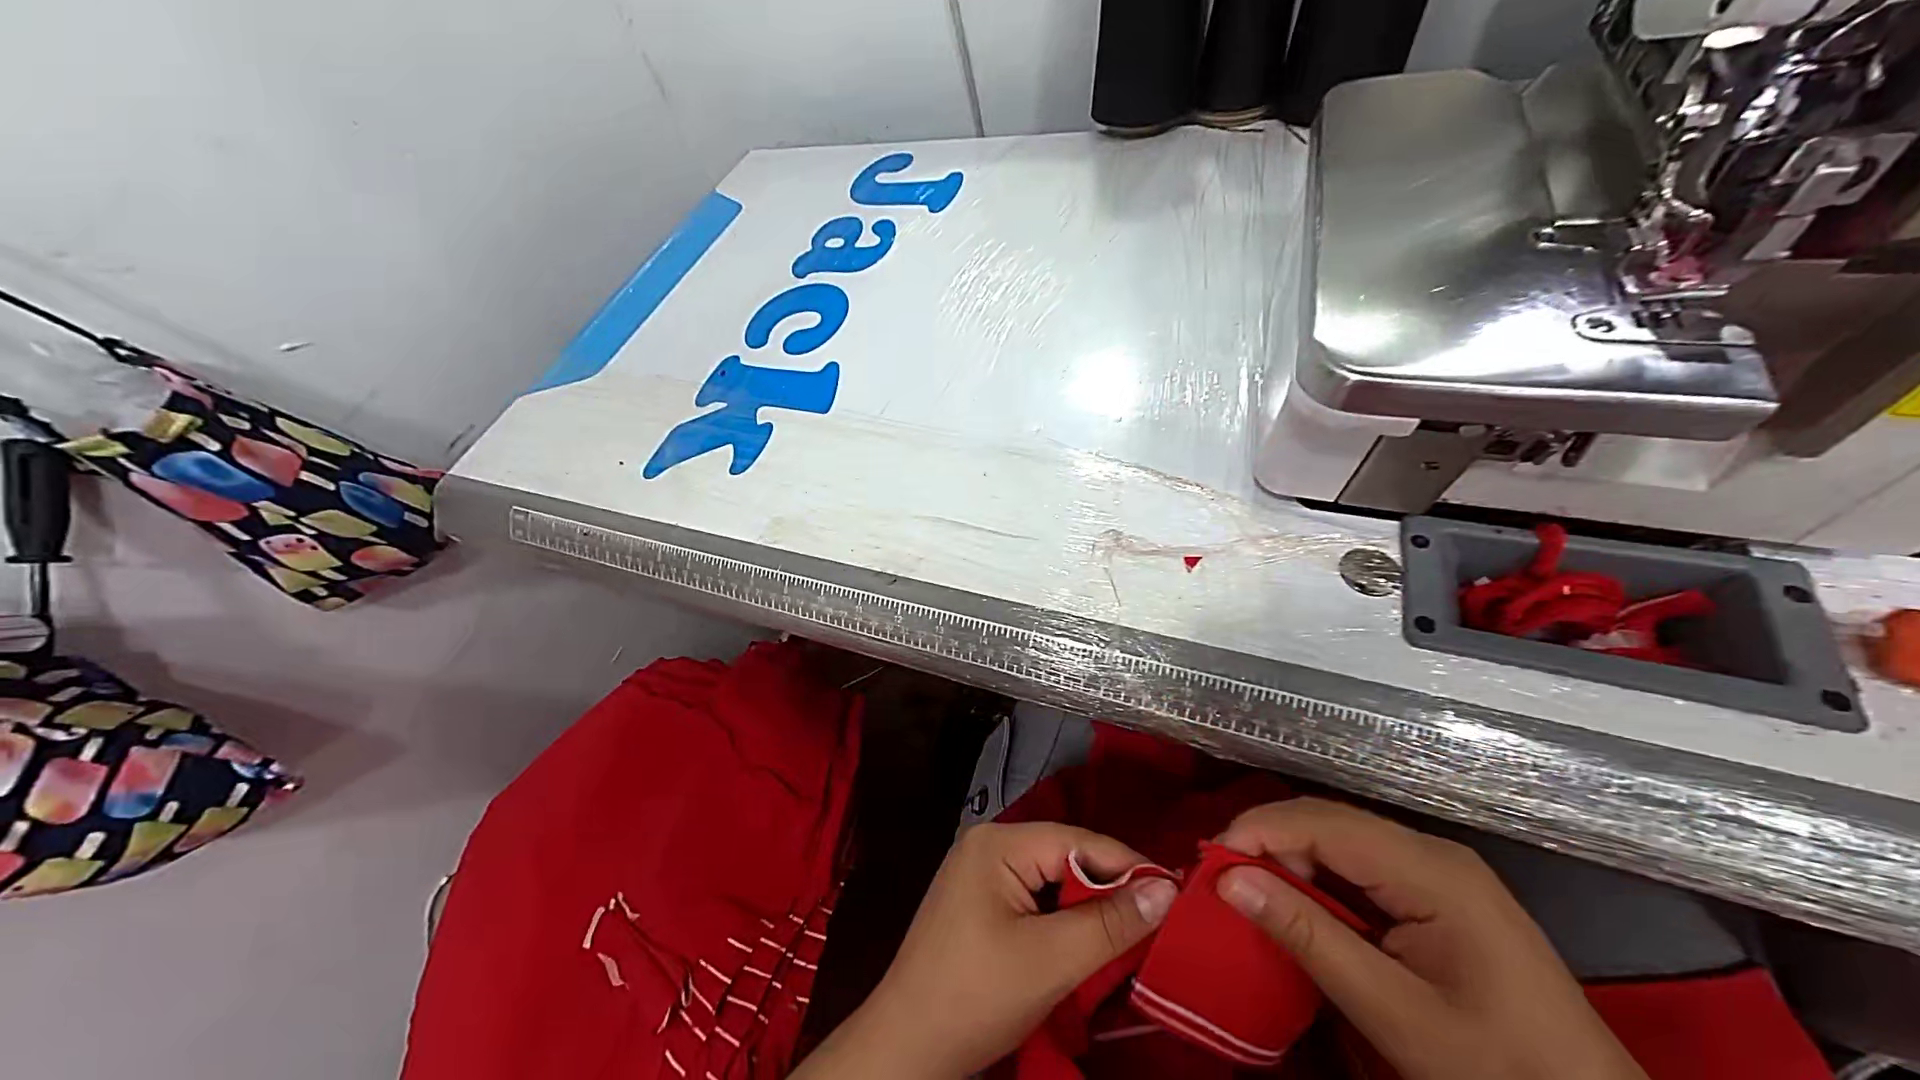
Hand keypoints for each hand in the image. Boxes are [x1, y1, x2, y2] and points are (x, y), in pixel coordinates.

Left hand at [791, 822, 1177, 1079]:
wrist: (907, 1048)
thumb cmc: (975, 995)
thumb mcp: (1050, 959)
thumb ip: (1110, 922)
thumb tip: (1168, 888)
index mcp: (997, 842)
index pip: (1078, 840)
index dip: (1129, 865)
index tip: (1178, 893)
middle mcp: (988, 846)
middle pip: (1066, 857)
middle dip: (1110, 888)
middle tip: (1161, 916)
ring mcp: (981, 875)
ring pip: (1054, 880)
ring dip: (1090, 907)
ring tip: (1136, 930)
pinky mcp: (981, 904)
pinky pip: (1036, 899)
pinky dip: (1065, 919)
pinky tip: (1091, 939)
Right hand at [1215, 799, 1647, 1079]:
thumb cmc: (1499, 1066)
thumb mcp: (1396, 1013)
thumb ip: (1309, 939)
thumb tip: (1230, 881)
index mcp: (1431, 870)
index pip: (1322, 822)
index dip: (1258, 831)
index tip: (1208, 864)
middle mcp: (1432, 854)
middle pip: (1328, 823)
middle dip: (1268, 843)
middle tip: (1222, 882)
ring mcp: (1438, 872)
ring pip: (1339, 842)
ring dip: (1289, 863)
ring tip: (1249, 896)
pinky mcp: (1437, 895)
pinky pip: (1360, 869)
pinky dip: (1318, 883)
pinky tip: (1297, 910)